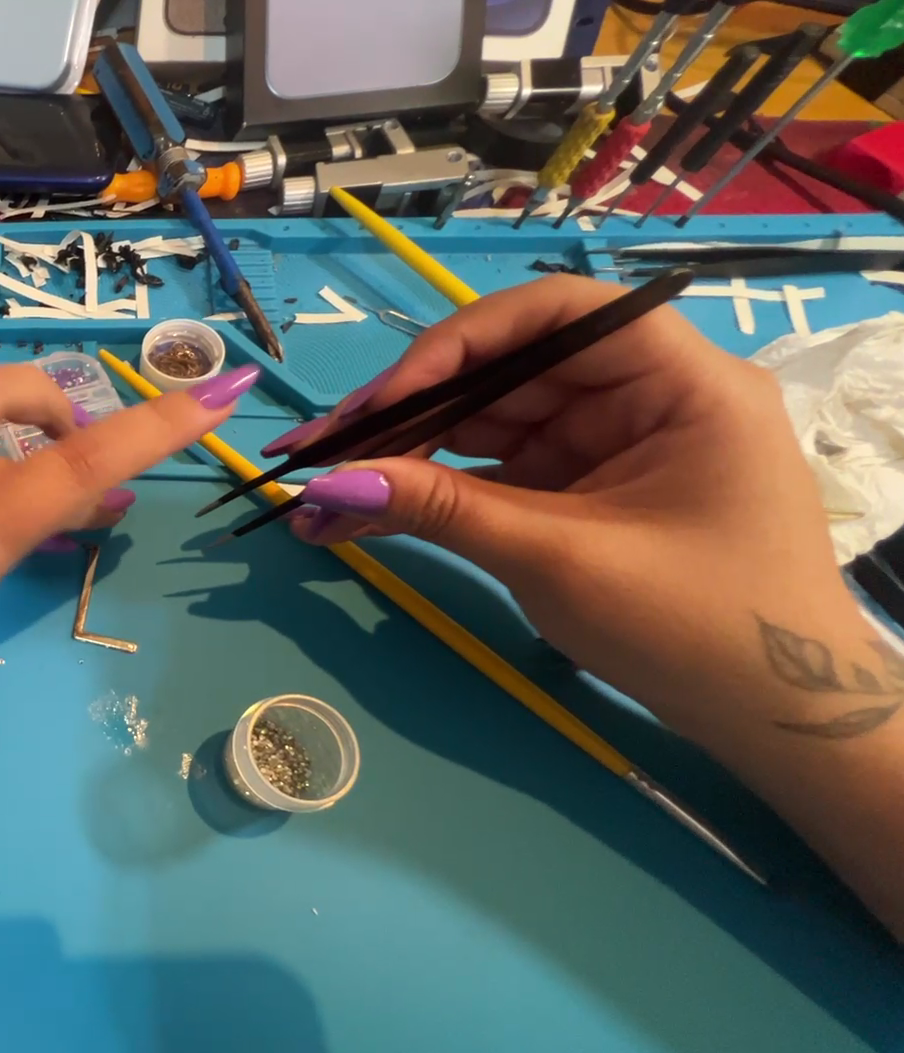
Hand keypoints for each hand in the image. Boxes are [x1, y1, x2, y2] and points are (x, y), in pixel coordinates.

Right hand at [267, 274, 859, 735]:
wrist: (759, 714)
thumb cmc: (693, 625)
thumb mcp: (556, 559)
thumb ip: (440, 508)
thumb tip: (326, 483)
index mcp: (675, 384)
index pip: (555, 315)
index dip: (458, 344)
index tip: (382, 402)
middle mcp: (627, 398)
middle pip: (492, 375)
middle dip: (397, 418)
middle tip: (313, 456)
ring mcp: (586, 445)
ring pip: (467, 429)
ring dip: (389, 463)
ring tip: (314, 499)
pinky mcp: (555, 488)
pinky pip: (469, 476)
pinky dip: (412, 497)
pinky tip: (348, 518)